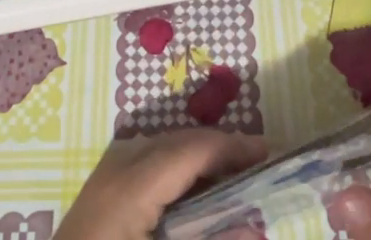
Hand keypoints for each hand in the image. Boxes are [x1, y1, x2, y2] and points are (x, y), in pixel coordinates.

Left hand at [56, 128, 267, 239]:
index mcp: (133, 185)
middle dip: (219, 150)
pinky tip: (193, 194)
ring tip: (233, 177)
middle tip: (259, 166)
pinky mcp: (99, 194)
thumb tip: (254, 228)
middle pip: (177, 143)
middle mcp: (117, 169)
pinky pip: (145, 164)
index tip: (271, 153)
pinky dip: (176, 170)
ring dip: (198, 158)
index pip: (193, 149)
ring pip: (161, 150)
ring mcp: (104, 178)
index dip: (234, 147)